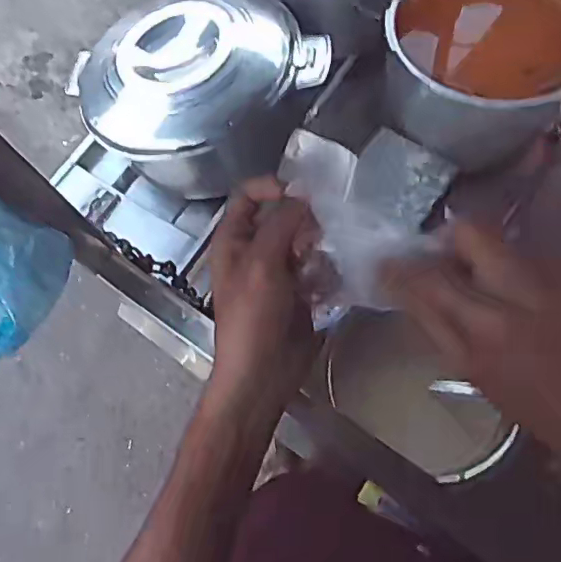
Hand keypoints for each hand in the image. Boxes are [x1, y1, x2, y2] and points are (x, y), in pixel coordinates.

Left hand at [203, 177, 317, 416]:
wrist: (262, 373)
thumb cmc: (253, 319)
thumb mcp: (263, 263)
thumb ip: (283, 223)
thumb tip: (304, 196)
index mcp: (234, 241)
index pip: (249, 196)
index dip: (272, 188)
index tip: (300, 195)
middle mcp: (255, 253)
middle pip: (285, 218)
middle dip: (304, 225)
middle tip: (314, 241)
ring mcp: (279, 274)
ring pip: (307, 245)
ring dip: (318, 254)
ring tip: (318, 273)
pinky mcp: (301, 295)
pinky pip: (319, 272)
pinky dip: (326, 278)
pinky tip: (325, 293)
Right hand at [381, 220, 560, 456]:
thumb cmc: (524, 399)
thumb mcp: (468, 368)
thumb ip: (431, 321)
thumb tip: (399, 283)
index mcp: (488, 325)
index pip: (432, 276)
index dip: (403, 267)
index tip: (390, 263)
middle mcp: (523, 289)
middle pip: (472, 231)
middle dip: (449, 241)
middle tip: (443, 261)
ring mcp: (556, 275)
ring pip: (503, 244)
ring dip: (486, 260)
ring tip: (490, 292)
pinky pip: (533, 259)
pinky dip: (519, 274)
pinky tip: (527, 303)